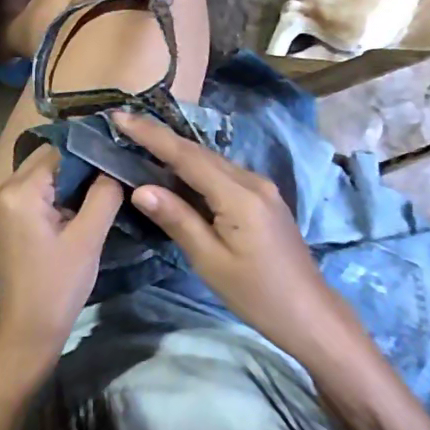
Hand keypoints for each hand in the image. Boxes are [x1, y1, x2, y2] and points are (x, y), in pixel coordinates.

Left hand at [0, 146, 123, 367]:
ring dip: (76, 177)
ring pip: (47, 173)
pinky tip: (89, 198)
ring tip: (111, 180)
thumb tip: (116, 162)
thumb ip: (104, 193)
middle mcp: (4, 188)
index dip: (94, 148)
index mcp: (19, 190)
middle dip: (85, 161)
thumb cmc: (58, 285)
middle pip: (52, 158)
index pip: (62, 150)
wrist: (29, 330)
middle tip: (121, 165)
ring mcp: (4, 202)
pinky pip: (40, 190)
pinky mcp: (10, 216)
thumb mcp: (88, 238)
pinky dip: (63, 191)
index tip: (125, 151)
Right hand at [112, 113, 363, 363]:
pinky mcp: (263, 198)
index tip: (120, 116)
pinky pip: (223, 174)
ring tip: (141, 144)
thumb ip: (177, 220)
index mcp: (239, 195)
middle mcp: (252, 181)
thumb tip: (140, 189)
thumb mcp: (210, 261)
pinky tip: (176, 173)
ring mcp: (261, 188)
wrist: (308, 313)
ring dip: (177, 152)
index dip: (151, 135)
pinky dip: (195, 169)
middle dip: (160, 138)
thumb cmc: (256, 294)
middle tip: (123, 126)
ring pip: (211, 162)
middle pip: (199, 153)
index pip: (186, 156)